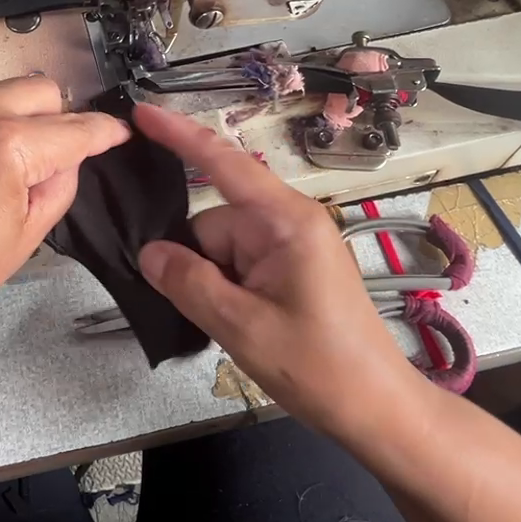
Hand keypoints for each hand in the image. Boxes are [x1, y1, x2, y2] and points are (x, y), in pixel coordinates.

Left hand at [0, 76, 128, 364]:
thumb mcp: (26, 237)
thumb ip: (61, 184)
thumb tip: (70, 155)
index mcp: (11, 146)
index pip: (77, 128)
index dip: (106, 131)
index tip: (119, 131)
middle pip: (42, 89)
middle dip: (57, 117)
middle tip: (48, 157)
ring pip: (0, 91)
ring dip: (13, 118)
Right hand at [133, 104, 427, 440]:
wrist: (379, 411)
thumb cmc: (321, 366)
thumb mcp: (243, 327)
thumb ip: (189, 283)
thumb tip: (149, 253)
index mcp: (284, 220)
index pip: (223, 163)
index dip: (178, 134)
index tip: (141, 111)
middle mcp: (287, 220)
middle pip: (212, 222)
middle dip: (196, 261)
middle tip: (206, 312)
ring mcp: (290, 244)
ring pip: (220, 248)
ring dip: (212, 281)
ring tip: (233, 327)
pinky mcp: (290, 267)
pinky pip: (237, 263)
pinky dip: (225, 289)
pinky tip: (239, 324)